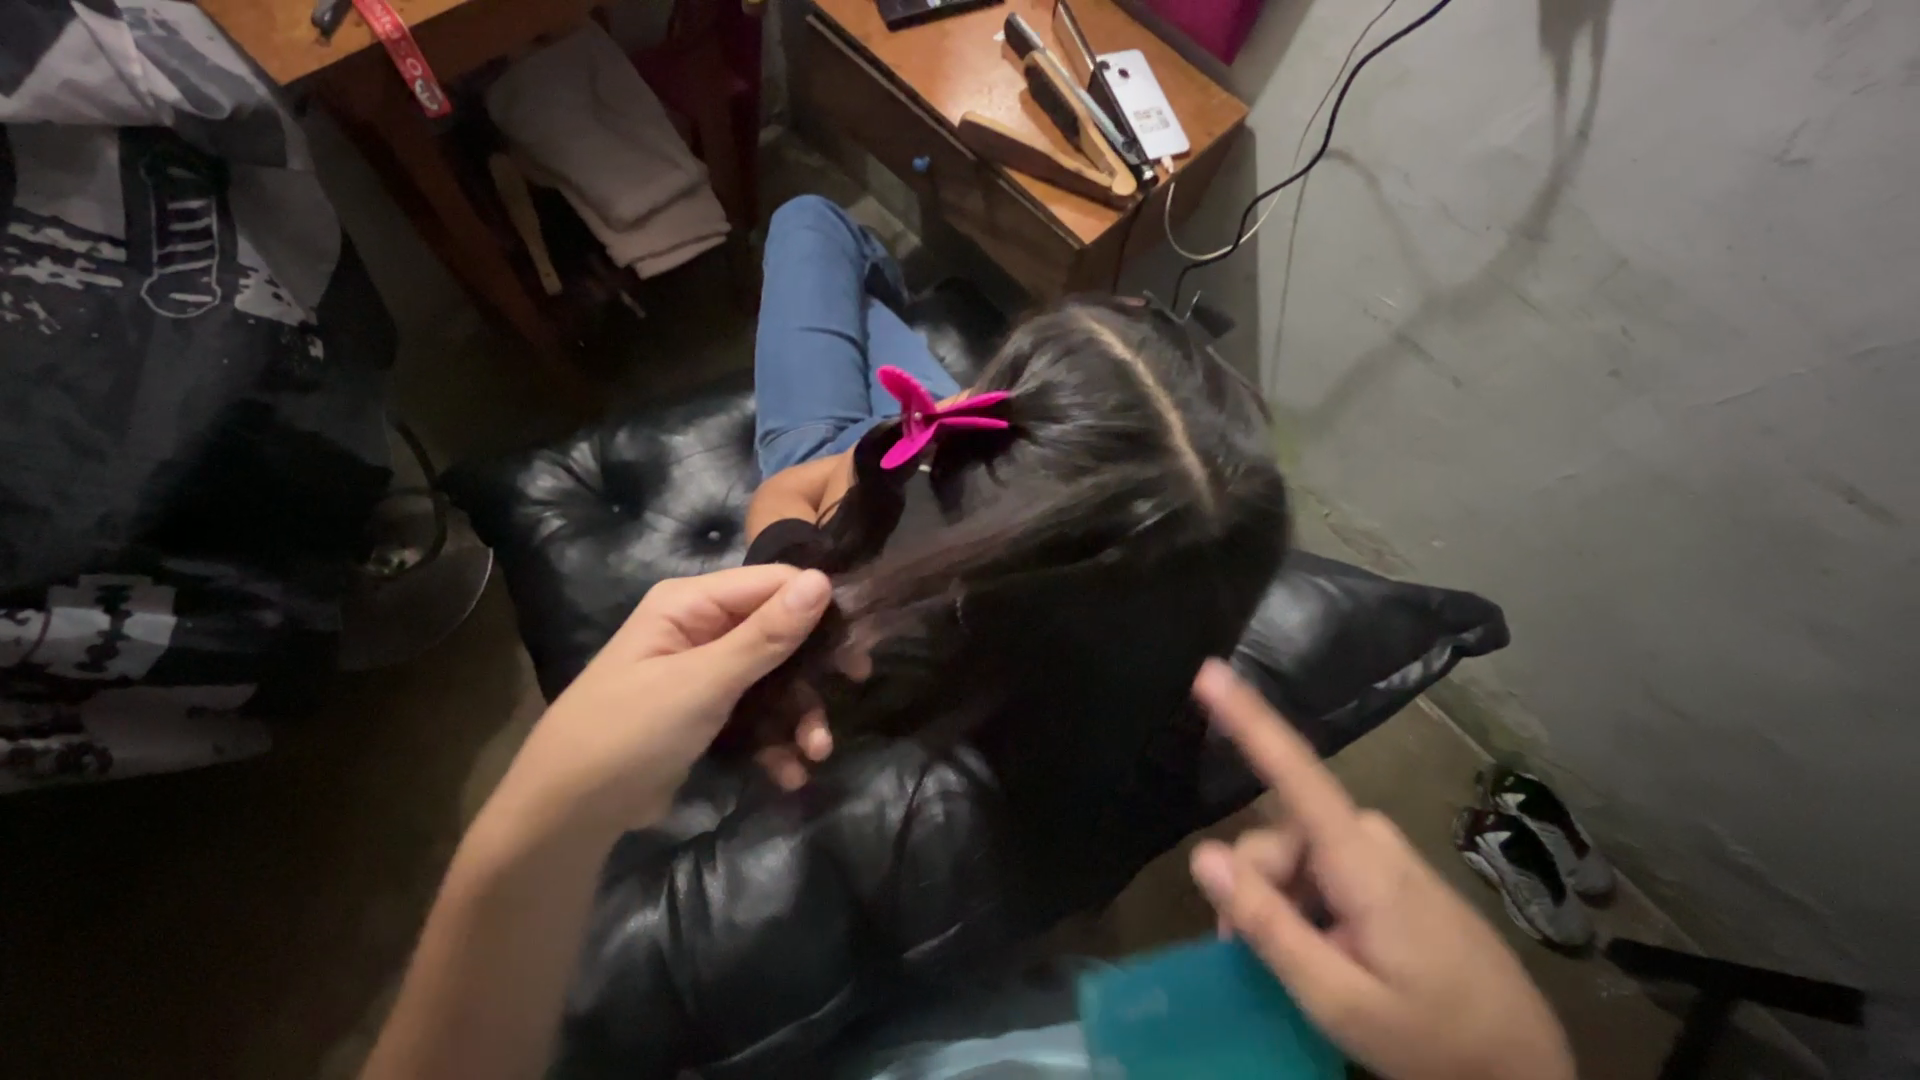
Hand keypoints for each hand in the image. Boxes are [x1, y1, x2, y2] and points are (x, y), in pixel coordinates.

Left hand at [485, 565, 832, 838]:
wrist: (567, 814)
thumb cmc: (629, 732)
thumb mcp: (702, 682)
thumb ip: (766, 635)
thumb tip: (823, 580)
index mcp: (692, 603)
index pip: (773, 583)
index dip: (819, 608)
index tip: (858, 640)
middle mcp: (702, 629)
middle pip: (780, 635)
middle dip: (812, 672)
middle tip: (855, 687)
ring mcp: (706, 674)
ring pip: (774, 681)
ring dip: (799, 716)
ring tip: (817, 753)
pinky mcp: (708, 715)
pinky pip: (756, 716)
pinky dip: (775, 742)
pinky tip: (788, 774)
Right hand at [1186, 661, 1575, 1079]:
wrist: (1522, 1072)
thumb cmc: (1433, 1039)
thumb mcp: (1338, 998)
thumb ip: (1268, 925)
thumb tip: (1201, 856)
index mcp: (1361, 862)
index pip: (1296, 772)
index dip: (1248, 719)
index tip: (1210, 672)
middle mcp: (1371, 838)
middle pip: (1275, 836)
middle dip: (1257, 890)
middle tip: (1267, 960)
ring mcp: (1384, 854)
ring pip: (1292, 855)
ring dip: (1280, 903)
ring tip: (1307, 966)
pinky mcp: (1390, 871)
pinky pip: (1320, 866)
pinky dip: (1304, 903)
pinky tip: (1325, 948)